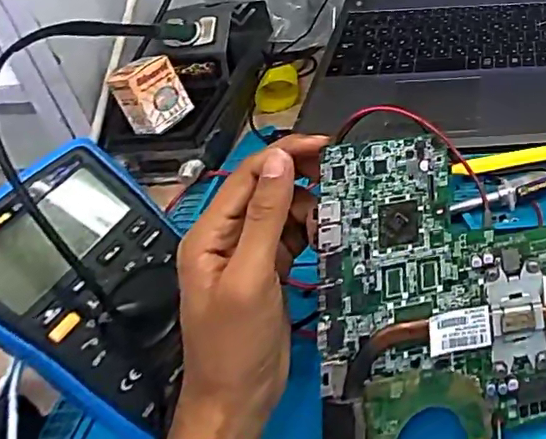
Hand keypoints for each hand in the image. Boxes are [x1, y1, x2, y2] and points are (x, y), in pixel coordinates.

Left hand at [168, 135, 327, 438]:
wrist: (238, 402)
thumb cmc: (233, 347)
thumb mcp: (251, 276)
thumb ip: (265, 215)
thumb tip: (279, 161)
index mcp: (210, 233)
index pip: (249, 174)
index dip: (285, 154)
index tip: (322, 145)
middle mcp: (227, 236)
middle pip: (268, 185)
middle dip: (302, 177)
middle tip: (335, 172)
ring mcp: (249, 251)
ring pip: (285, 206)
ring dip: (309, 206)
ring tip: (325, 220)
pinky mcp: (269, 265)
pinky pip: (293, 230)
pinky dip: (311, 227)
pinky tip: (321, 235)